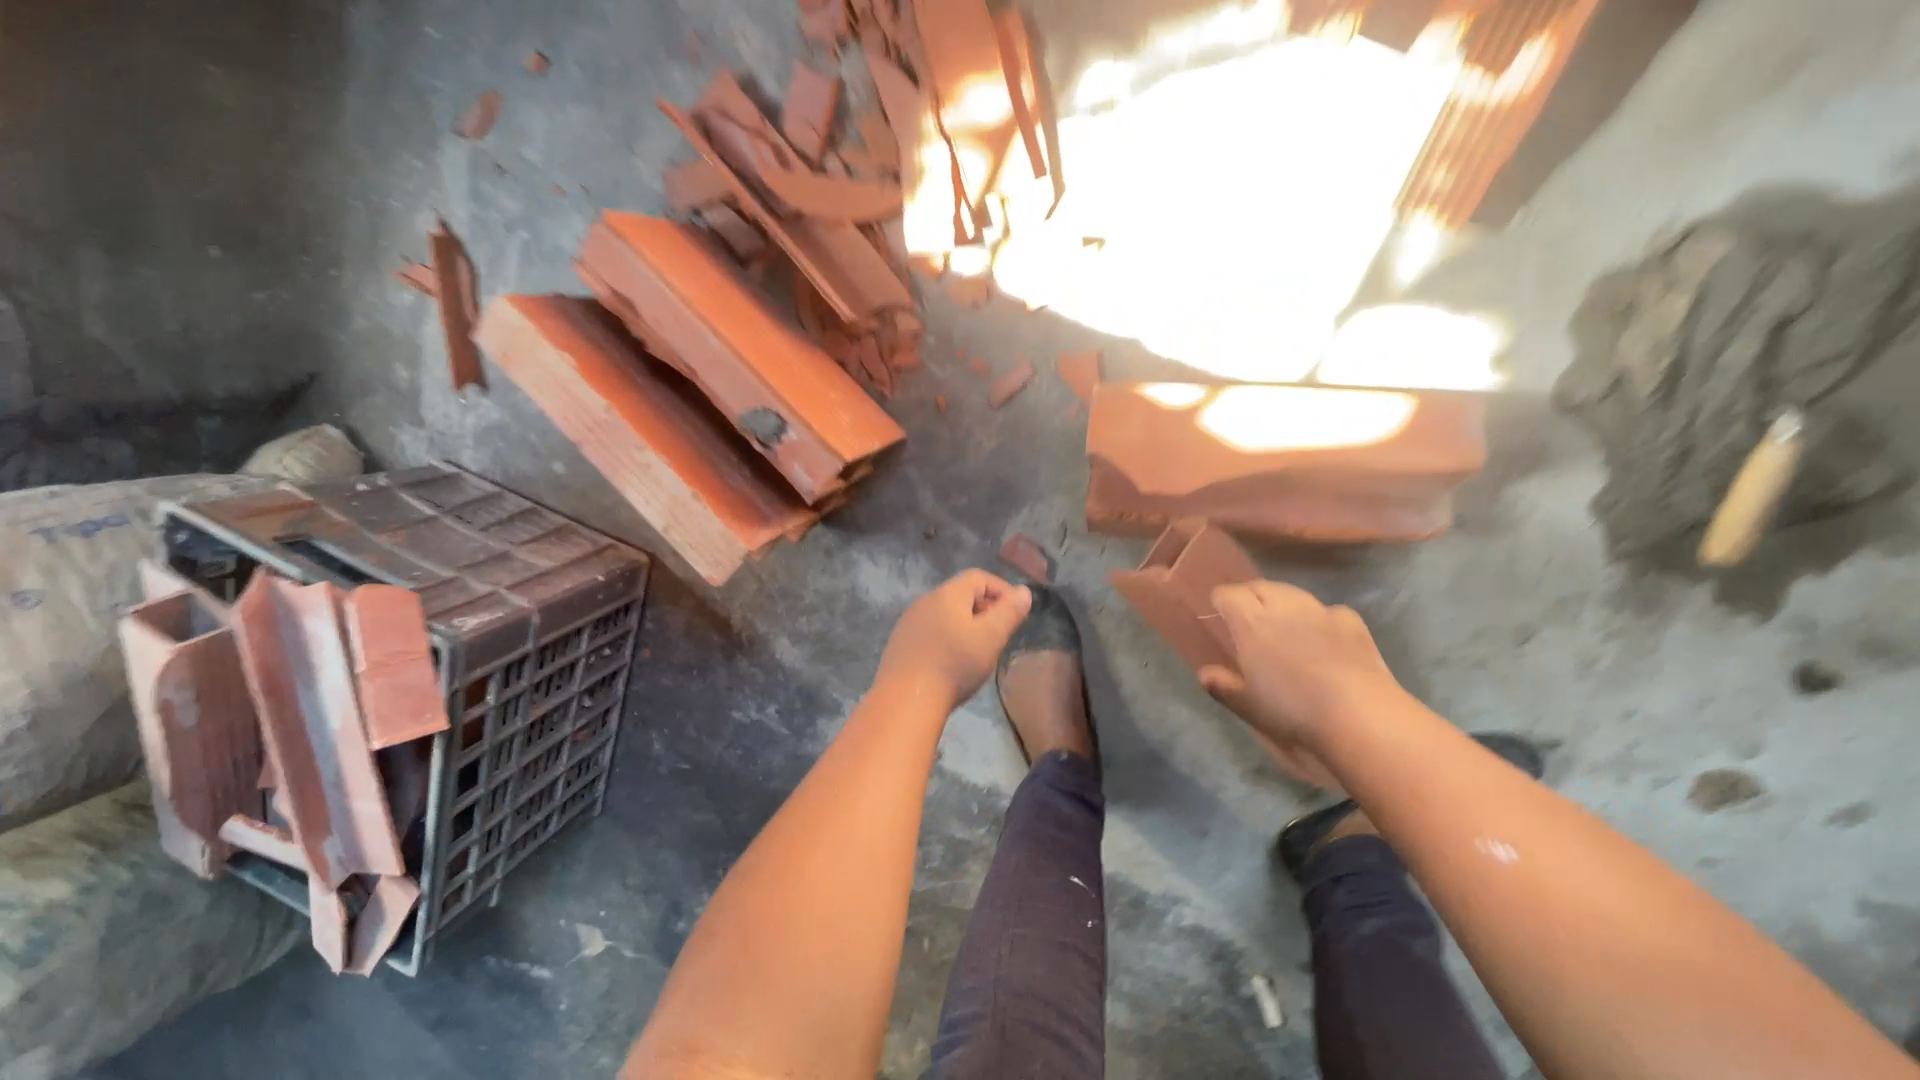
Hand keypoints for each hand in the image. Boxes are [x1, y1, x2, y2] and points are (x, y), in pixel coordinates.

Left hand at [875, 570, 1032, 710]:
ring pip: (945, 615)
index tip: (1016, 613)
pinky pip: (931, 632)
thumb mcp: (991, 637)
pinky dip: (948, 639)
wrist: (906, 700)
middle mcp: (924, 601)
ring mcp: (908, 623)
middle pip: (961, 595)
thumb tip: (1023, 591)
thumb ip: (1009, 612)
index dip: (1002, 589)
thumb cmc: (954, 665)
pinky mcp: (900, 644)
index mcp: (947, 594)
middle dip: (985, 609)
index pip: (979, 577)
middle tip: (1000, 634)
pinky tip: (952, 663)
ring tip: (979, 651)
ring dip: (966, 626)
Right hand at [1198, 580, 1398, 787]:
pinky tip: (1323, 635)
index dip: (1221, 600)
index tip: (1218, 610)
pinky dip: (1319, 617)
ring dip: (1282, 600)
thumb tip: (1205, 674)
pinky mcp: (1351, 621)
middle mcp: (1284, 608)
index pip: (1229, 595)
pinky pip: (1328, 610)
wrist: (1358, 713)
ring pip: (1293, 593)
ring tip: (1282, 620)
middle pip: (1260, 586)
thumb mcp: (1248, 706)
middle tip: (1246, 613)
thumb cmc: (1292, 710)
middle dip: (1249, 594)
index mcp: (1252, 624)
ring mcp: (1320, 611)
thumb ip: (1223, 686)